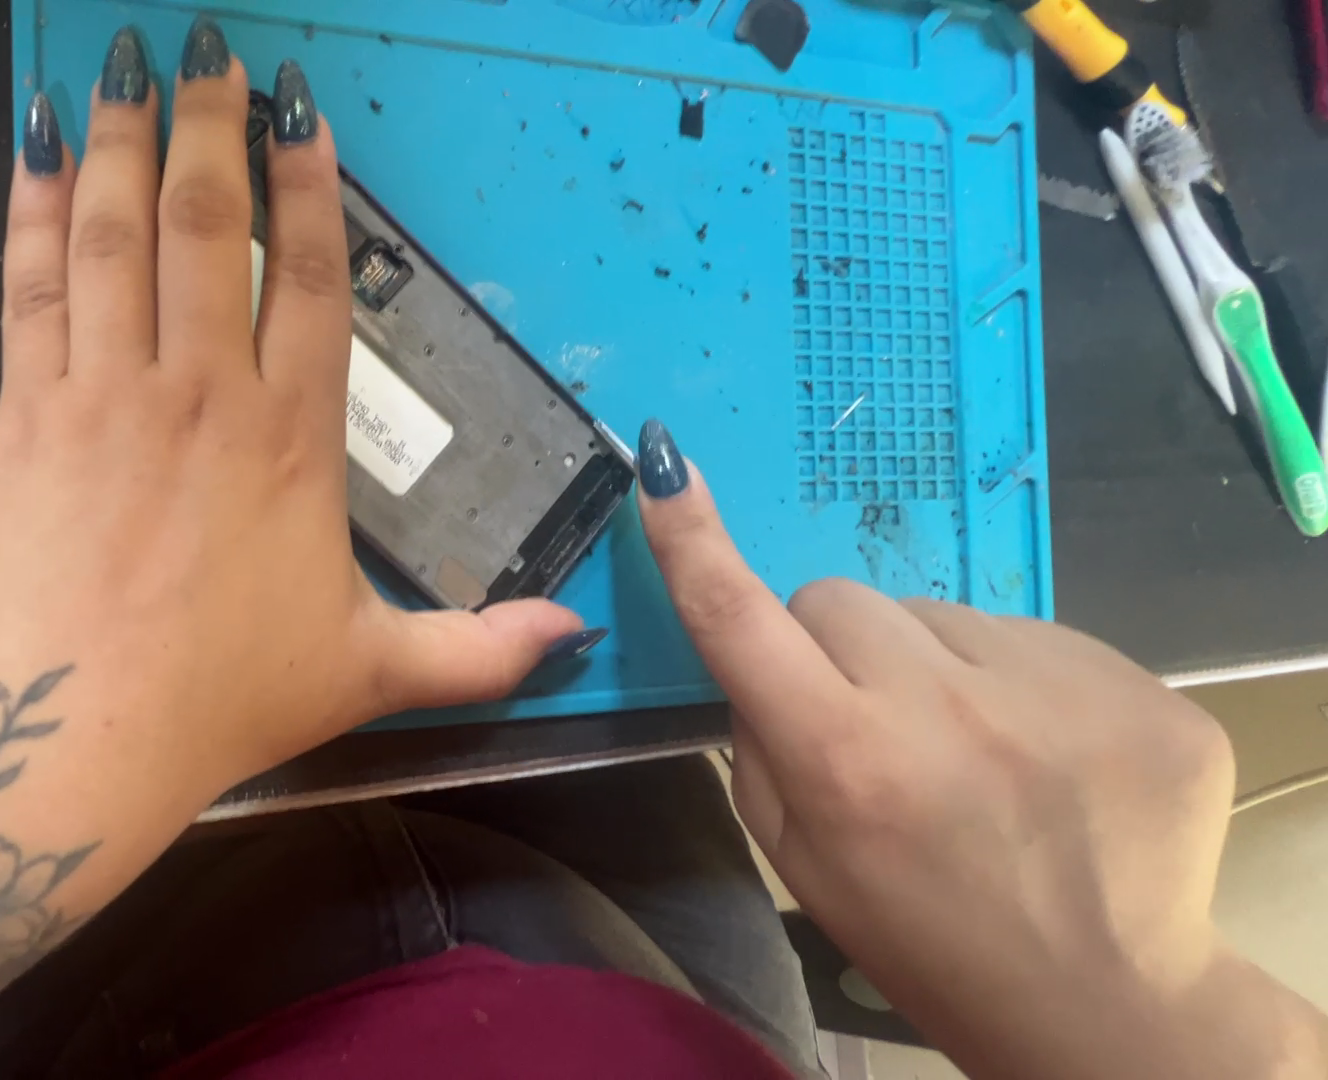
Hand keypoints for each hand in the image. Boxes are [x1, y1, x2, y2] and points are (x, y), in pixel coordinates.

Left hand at [0, 29, 579, 796]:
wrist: (71, 730)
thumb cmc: (225, 698)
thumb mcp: (371, 675)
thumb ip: (479, 651)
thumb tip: (577, 637)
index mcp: (292, 443)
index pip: (314, 284)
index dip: (311, 190)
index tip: (300, 115)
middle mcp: (202, 395)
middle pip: (212, 230)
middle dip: (212, 130)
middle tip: (210, 51)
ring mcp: (107, 395)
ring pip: (119, 237)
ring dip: (129, 143)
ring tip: (131, 65)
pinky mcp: (28, 412)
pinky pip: (33, 285)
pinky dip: (36, 208)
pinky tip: (41, 146)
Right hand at [631, 420, 1272, 1077]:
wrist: (1106, 1005)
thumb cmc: (906, 927)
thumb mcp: (787, 846)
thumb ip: (752, 732)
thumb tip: (759, 648)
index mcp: (843, 760)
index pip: (738, 616)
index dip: (690, 538)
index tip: (662, 465)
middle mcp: (947, 713)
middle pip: (833, 596)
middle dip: (823, 642)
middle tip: (858, 715)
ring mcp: (1060, 694)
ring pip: (925, 609)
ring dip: (916, 658)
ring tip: (956, 739)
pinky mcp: (1140, 689)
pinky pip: (1016, 631)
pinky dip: (997, 672)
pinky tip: (1026, 743)